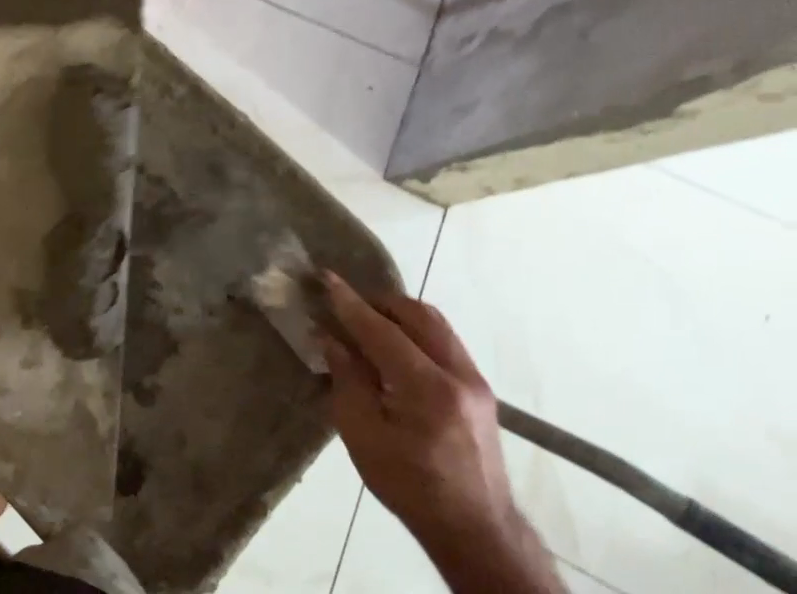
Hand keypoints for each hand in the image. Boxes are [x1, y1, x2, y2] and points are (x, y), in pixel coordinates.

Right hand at [319, 273, 516, 548]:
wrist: (474, 528)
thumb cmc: (408, 484)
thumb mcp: (362, 433)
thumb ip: (347, 378)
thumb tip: (331, 338)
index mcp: (427, 387)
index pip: (381, 329)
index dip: (349, 303)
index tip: (325, 277)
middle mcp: (459, 376)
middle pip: (419, 315)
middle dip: (379, 302)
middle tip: (345, 304)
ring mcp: (476, 384)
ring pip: (437, 327)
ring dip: (399, 316)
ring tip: (365, 325)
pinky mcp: (481, 394)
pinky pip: (444, 345)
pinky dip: (415, 335)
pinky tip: (391, 351)